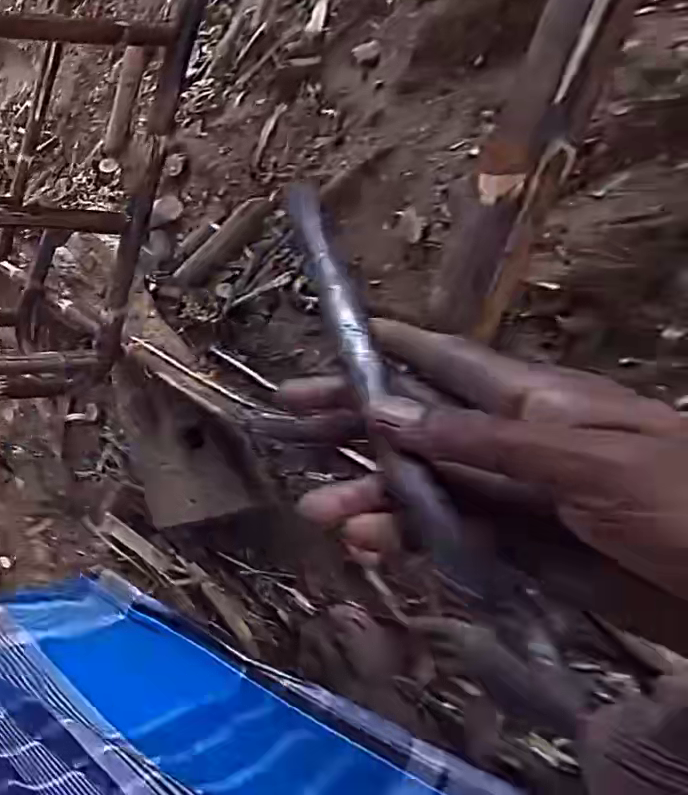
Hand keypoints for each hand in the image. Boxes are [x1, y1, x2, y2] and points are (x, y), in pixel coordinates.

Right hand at [283, 319, 687, 601]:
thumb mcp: (597, 466)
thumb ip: (480, 440)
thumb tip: (378, 412)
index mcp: (536, 405)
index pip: (444, 360)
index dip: (387, 344)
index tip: (332, 334)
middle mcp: (513, 443)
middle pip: (410, 423)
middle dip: (346, 424)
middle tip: (285, 424)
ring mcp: (516, 497)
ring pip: (416, 484)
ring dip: (363, 495)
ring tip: (322, 514)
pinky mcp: (521, 548)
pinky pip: (442, 534)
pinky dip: (399, 537)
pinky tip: (370, 545)